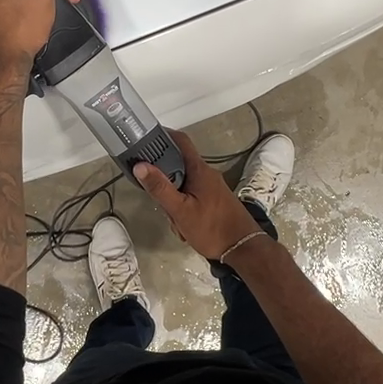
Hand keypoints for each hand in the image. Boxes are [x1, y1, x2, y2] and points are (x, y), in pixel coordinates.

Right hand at [134, 130, 267, 261]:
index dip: (162, 135)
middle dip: (164, 184)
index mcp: (199, 170)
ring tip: (176, 223)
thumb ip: (160, 188)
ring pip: (183, 186)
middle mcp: (206, 174)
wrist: (242, 248)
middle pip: (177, 167)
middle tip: (158, 200)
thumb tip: (139, 165)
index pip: (180, 141)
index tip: (144, 139)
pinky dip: (183, 210)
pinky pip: (191, 197)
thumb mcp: (180, 210)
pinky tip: (184, 227)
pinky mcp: (213, 200)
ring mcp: (211, 187)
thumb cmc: (211, 227)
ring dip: (174, 203)